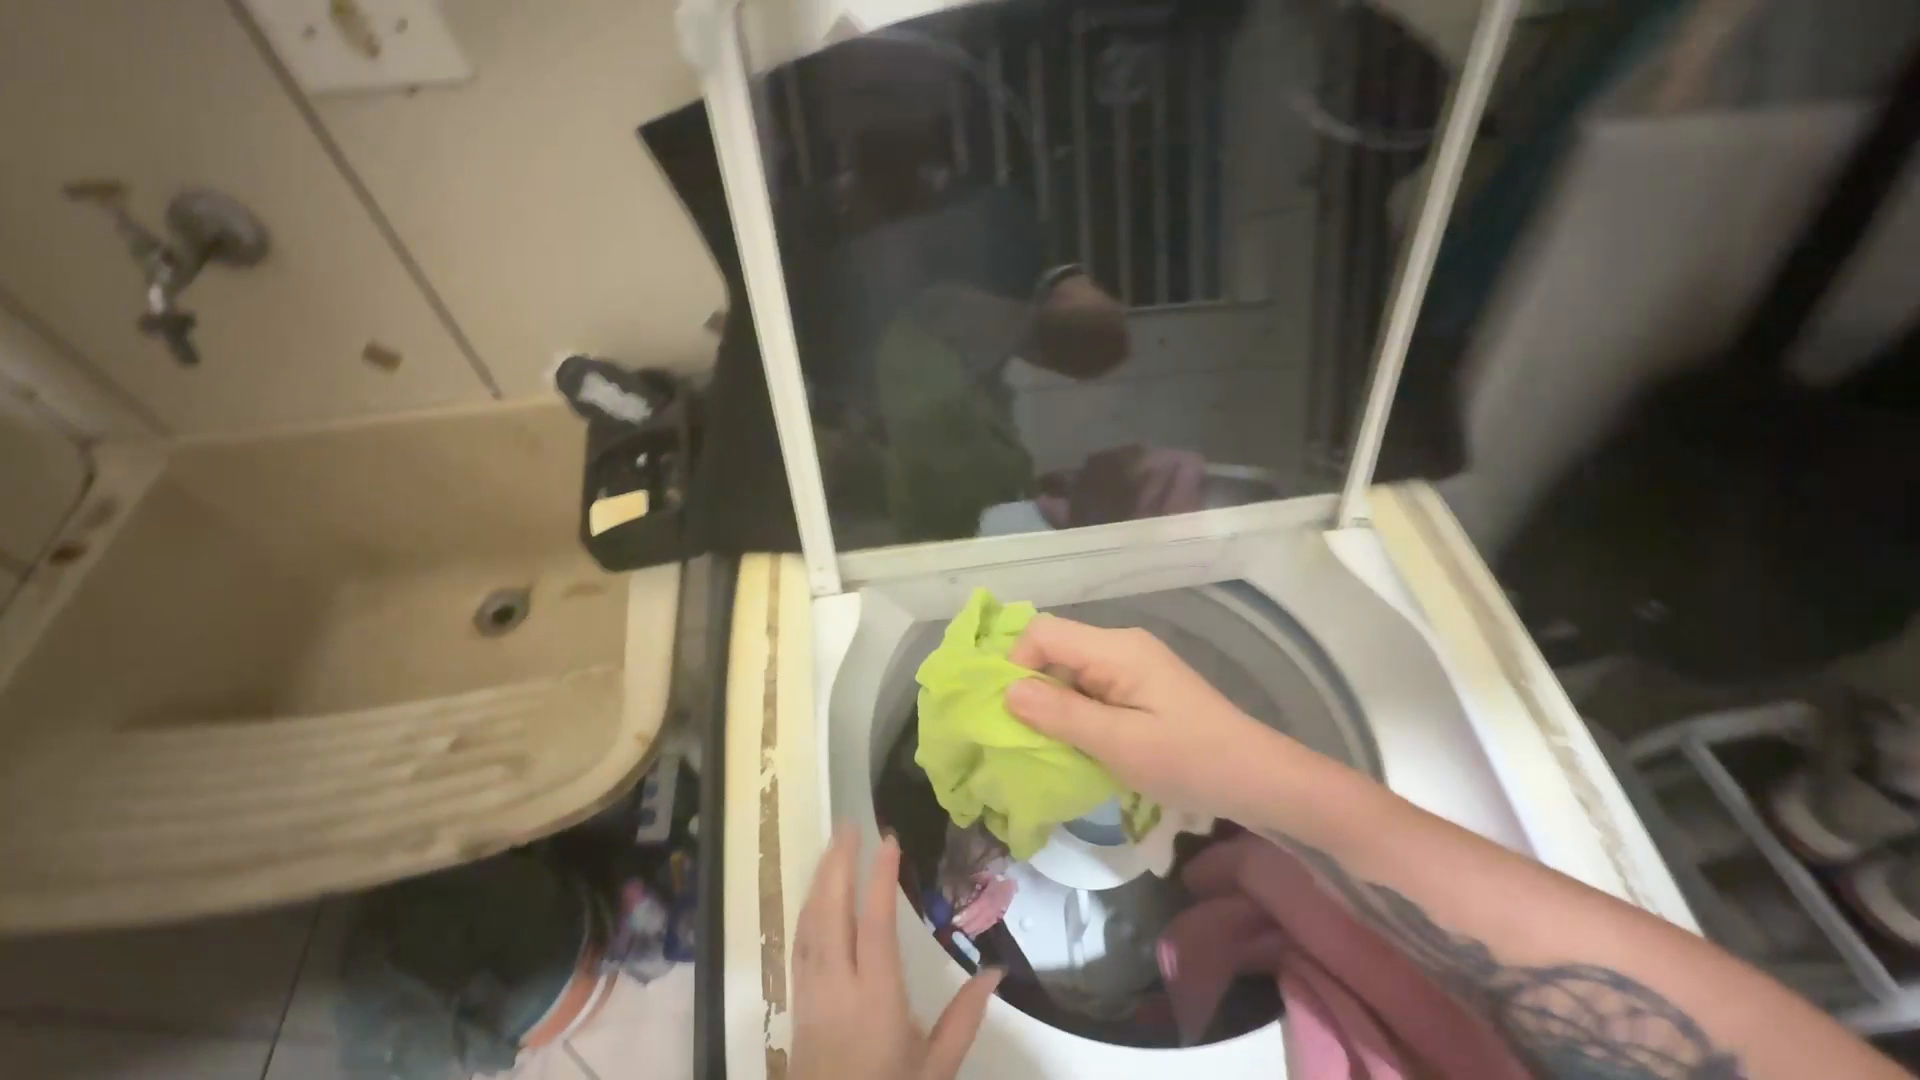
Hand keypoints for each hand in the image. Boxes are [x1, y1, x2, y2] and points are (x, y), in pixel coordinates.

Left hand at [791, 828, 1001, 1079]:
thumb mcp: (935, 1069)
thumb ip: (964, 1020)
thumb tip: (995, 972)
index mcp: (876, 998)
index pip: (876, 925)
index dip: (880, 880)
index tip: (889, 841)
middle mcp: (837, 986)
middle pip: (831, 913)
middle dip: (838, 864)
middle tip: (849, 824)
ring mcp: (811, 991)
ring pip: (809, 923)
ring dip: (820, 879)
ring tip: (834, 845)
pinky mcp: (798, 1000)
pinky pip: (800, 942)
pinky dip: (808, 908)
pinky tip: (816, 894)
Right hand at [1004, 615, 1302, 821]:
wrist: (1256, 777)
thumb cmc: (1187, 760)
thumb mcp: (1118, 743)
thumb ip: (1061, 715)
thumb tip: (1006, 691)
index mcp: (1116, 649)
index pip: (1042, 633)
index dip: (1016, 667)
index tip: (1013, 715)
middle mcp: (1120, 646)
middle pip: (1054, 649)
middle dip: (1031, 689)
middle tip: (1026, 737)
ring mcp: (1132, 665)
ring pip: (1069, 671)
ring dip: (1053, 705)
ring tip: (1052, 747)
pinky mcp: (1139, 687)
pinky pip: (1090, 688)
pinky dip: (1075, 713)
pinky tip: (1080, 745)